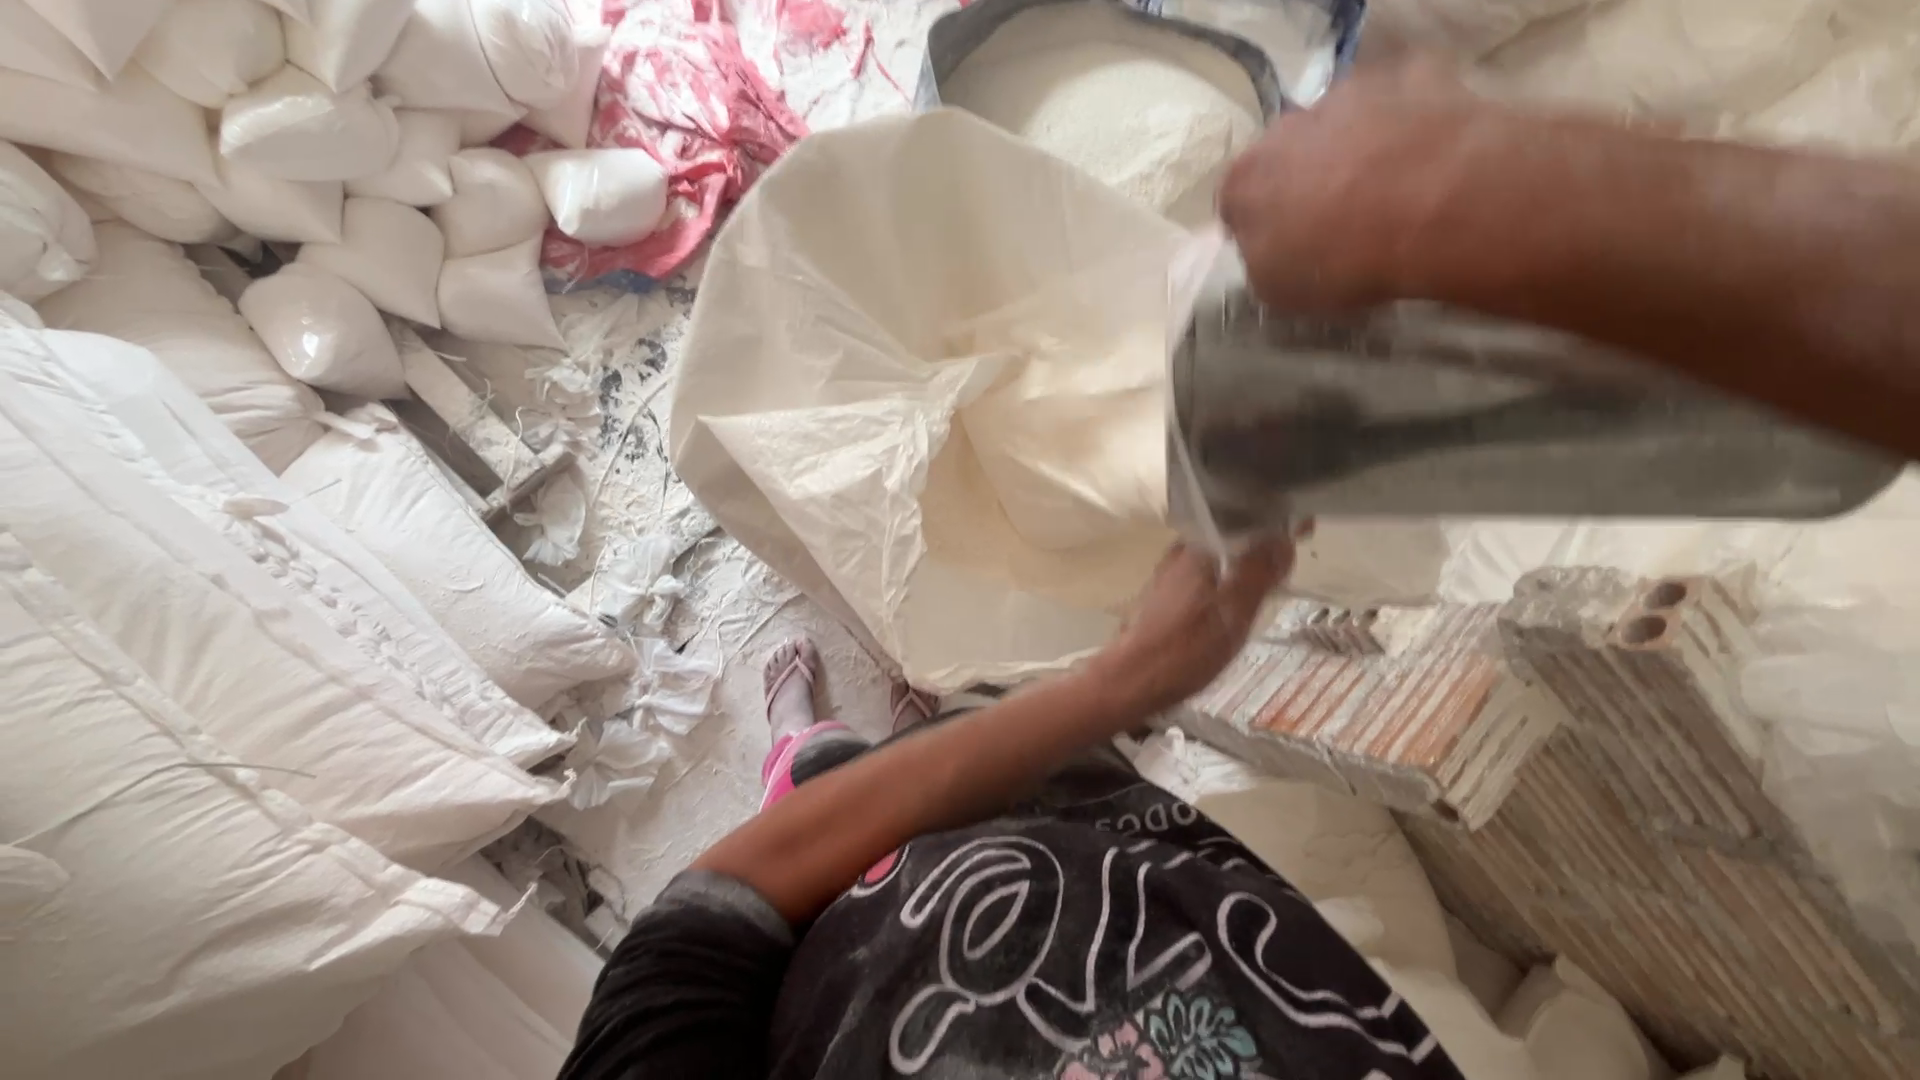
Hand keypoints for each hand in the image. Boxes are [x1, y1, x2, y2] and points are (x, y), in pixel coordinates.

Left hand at [1090, 538, 1295, 714]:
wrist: (1131, 681)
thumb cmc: (1185, 648)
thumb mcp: (1233, 611)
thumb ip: (1258, 573)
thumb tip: (1283, 538)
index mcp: (1196, 549)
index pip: (1242, 523)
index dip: (1272, 527)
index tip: (1302, 532)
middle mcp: (1178, 556)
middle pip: (1227, 541)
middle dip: (1258, 546)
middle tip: (1289, 560)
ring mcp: (1167, 579)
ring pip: (1214, 563)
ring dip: (1241, 567)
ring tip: (1270, 580)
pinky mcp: (1161, 602)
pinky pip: (1203, 583)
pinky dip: (1224, 587)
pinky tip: (1234, 606)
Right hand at [1219, 60, 1491, 309]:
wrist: (1437, 205)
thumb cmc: (1340, 259)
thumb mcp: (1277, 288)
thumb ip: (1258, 260)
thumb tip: (1265, 246)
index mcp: (1244, 180)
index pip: (1232, 201)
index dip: (1255, 223)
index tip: (1280, 244)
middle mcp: (1284, 128)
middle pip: (1284, 154)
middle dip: (1301, 180)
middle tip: (1333, 218)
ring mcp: (1347, 95)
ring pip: (1339, 125)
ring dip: (1351, 150)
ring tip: (1386, 190)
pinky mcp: (1408, 77)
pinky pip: (1396, 103)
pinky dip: (1402, 126)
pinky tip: (1424, 159)